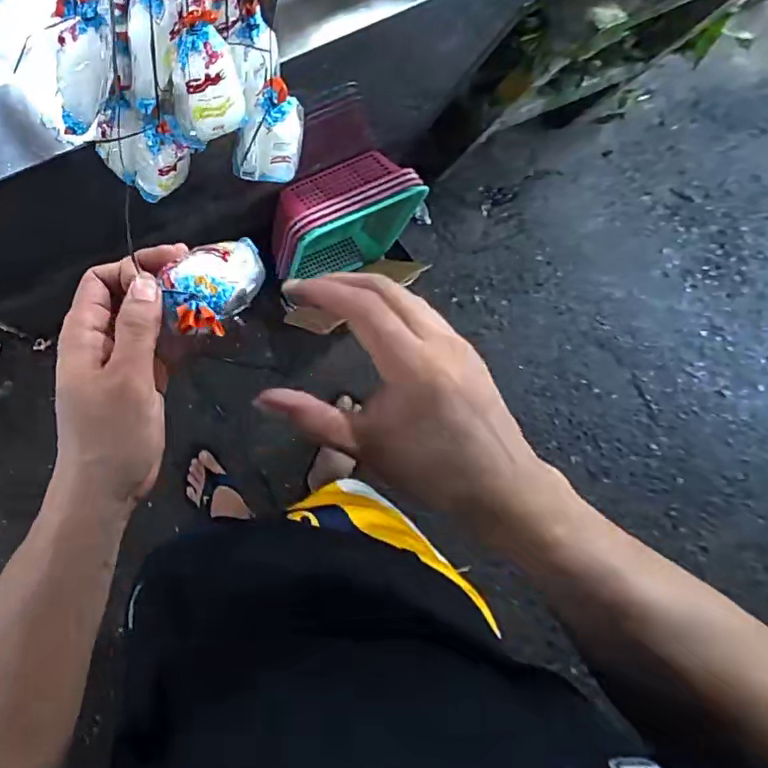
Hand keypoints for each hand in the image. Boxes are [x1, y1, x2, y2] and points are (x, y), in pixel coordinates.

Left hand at [52, 244, 187, 511]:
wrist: (106, 491)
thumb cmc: (111, 434)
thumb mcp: (126, 377)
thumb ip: (135, 327)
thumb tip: (145, 281)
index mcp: (83, 334)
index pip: (100, 280)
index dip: (132, 266)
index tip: (172, 264)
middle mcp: (98, 341)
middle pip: (124, 295)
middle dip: (157, 281)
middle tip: (197, 275)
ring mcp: (118, 360)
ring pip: (143, 319)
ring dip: (171, 307)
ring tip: (207, 300)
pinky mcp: (137, 379)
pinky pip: (155, 345)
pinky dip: (175, 335)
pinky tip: (201, 331)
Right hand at [257, 273, 573, 537]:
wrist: (504, 488)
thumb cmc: (431, 472)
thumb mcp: (364, 446)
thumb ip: (312, 417)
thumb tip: (264, 399)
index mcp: (411, 363)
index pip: (361, 305)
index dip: (322, 291)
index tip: (292, 290)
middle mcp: (436, 341)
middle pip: (385, 288)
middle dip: (341, 279)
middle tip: (308, 287)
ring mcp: (456, 342)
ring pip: (407, 295)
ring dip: (367, 288)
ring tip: (335, 297)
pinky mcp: (466, 349)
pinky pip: (422, 310)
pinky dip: (390, 302)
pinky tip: (375, 319)